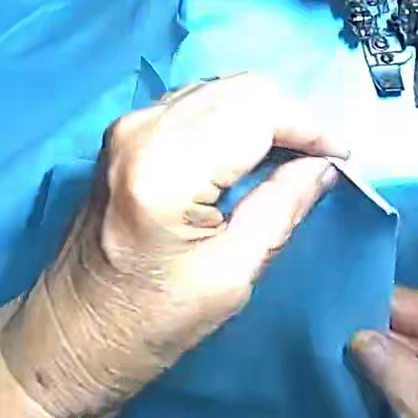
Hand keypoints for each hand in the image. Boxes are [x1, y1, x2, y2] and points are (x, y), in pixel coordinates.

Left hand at [2, 72, 346, 417]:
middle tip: (325, 153)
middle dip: (291, 113)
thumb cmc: (149, 322)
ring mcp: (130, 122)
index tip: (345, 152)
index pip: (254, 113)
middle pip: (238, 89)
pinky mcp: (127, 128)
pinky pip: (195, 99)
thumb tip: (327, 165)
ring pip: (218, 87)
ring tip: (297, 149)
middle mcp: (143, 128)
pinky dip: (233, 112)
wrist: (71, 329)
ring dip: (264, 110)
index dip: (308, 124)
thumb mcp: (230, 276)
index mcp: (164, 169)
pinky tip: (254, 143)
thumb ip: (282, 207)